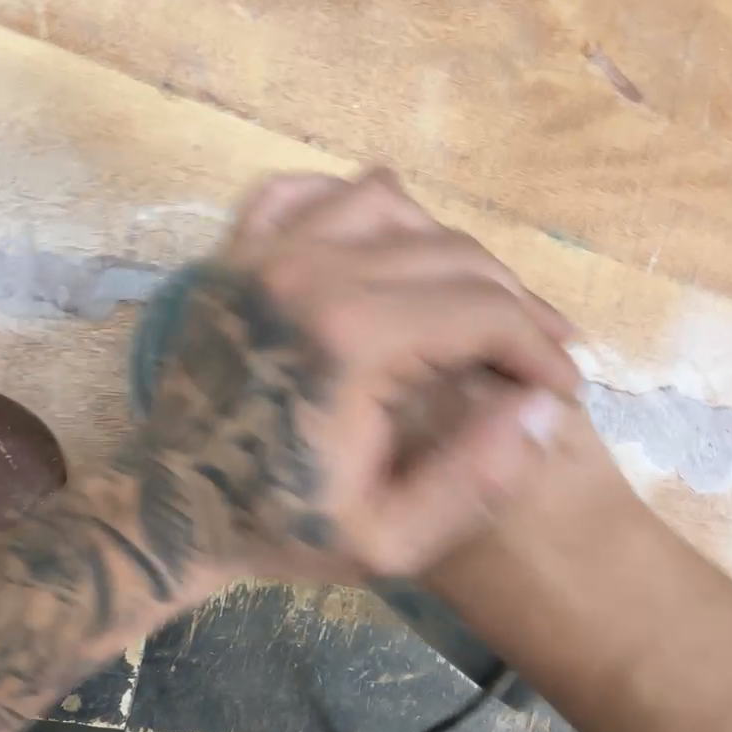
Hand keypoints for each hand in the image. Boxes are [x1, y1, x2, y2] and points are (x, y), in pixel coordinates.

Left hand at [118, 168, 581, 589]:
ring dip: (441, 247)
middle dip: (511, 302)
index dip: (540, 347)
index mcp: (352, 341)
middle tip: (532, 348)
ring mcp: (263, 254)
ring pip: (389, 202)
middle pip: (451, 253)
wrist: (172, 507)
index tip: (560, 382)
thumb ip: (477, 478)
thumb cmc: (277, 528)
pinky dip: (350, 206)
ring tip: (464, 298)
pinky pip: (302, 191)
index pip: (486, 311)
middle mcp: (310, 272)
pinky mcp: (233, 255)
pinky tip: (376, 245)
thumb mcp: (389, 540)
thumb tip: (543, 405)